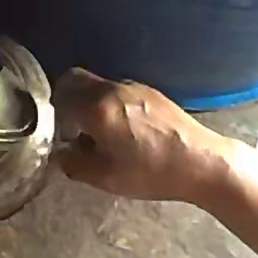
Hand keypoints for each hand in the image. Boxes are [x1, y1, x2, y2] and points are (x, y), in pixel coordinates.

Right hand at [54, 68, 231, 202]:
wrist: (202, 162)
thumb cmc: (152, 172)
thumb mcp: (106, 179)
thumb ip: (74, 165)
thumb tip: (60, 154)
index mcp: (96, 108)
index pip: (59, 97)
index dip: (55, 116)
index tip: (64, 134)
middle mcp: (110, 89)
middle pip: (73, 79)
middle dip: (66, 98)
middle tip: (73, 125)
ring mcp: (131, 86)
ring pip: (96, 82)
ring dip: (89, 99)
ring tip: (103, 130)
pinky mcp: (149, 89)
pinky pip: (116, 88)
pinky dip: (109, 101)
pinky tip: (126, 127)